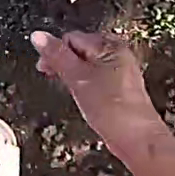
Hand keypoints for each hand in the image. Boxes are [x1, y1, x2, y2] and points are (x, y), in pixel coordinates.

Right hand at [30, 30, 167, 155]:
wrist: (136, 139)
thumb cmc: (112, 108)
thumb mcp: (76, 77)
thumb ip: (56, 55)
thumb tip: (38, 36)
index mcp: (110, 46)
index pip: (70, 39)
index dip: (55, 53)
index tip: (46, 68)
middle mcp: (118, 55)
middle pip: (78, 50)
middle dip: (63, 63)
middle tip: (56, 79)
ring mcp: (119, 71)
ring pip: (85, 65)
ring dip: (72, 75)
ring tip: (72, 90)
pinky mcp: (118, 88)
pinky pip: (93, 77)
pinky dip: (83, 84)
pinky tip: (83, 96)